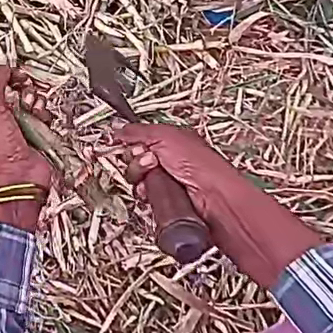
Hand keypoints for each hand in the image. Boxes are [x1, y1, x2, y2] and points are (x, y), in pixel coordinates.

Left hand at [0, 66, 56, 232]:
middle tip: (25, 102)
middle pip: (24, 91)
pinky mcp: (42, 137)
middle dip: (28, 93)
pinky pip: (49, 119)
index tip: (19, 76)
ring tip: (33, 116)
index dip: (13, 78)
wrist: (18, 179)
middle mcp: (8, 118)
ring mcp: (25, 128)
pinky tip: (42, 125)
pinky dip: (48, 119)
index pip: (5, 83)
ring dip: (38, 107)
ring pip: (38, 104)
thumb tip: (3, 67)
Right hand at [118, 123, 318, 287]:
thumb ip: (138, 132)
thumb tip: (116, 130)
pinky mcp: (167, 202)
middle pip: (134, 160)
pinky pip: (144, 199)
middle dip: (136, 163)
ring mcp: (169, 182)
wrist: (216, 202)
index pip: (138, 140)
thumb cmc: (201, 167)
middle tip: (150, 163)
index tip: (135, 147)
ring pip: (137, 181)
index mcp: (172, 142)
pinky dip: (145, 197)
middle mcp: (170, 161)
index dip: (132, 144)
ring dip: (140, 181)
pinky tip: (154, 196)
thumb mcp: (165, 137)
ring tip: (155, 182)